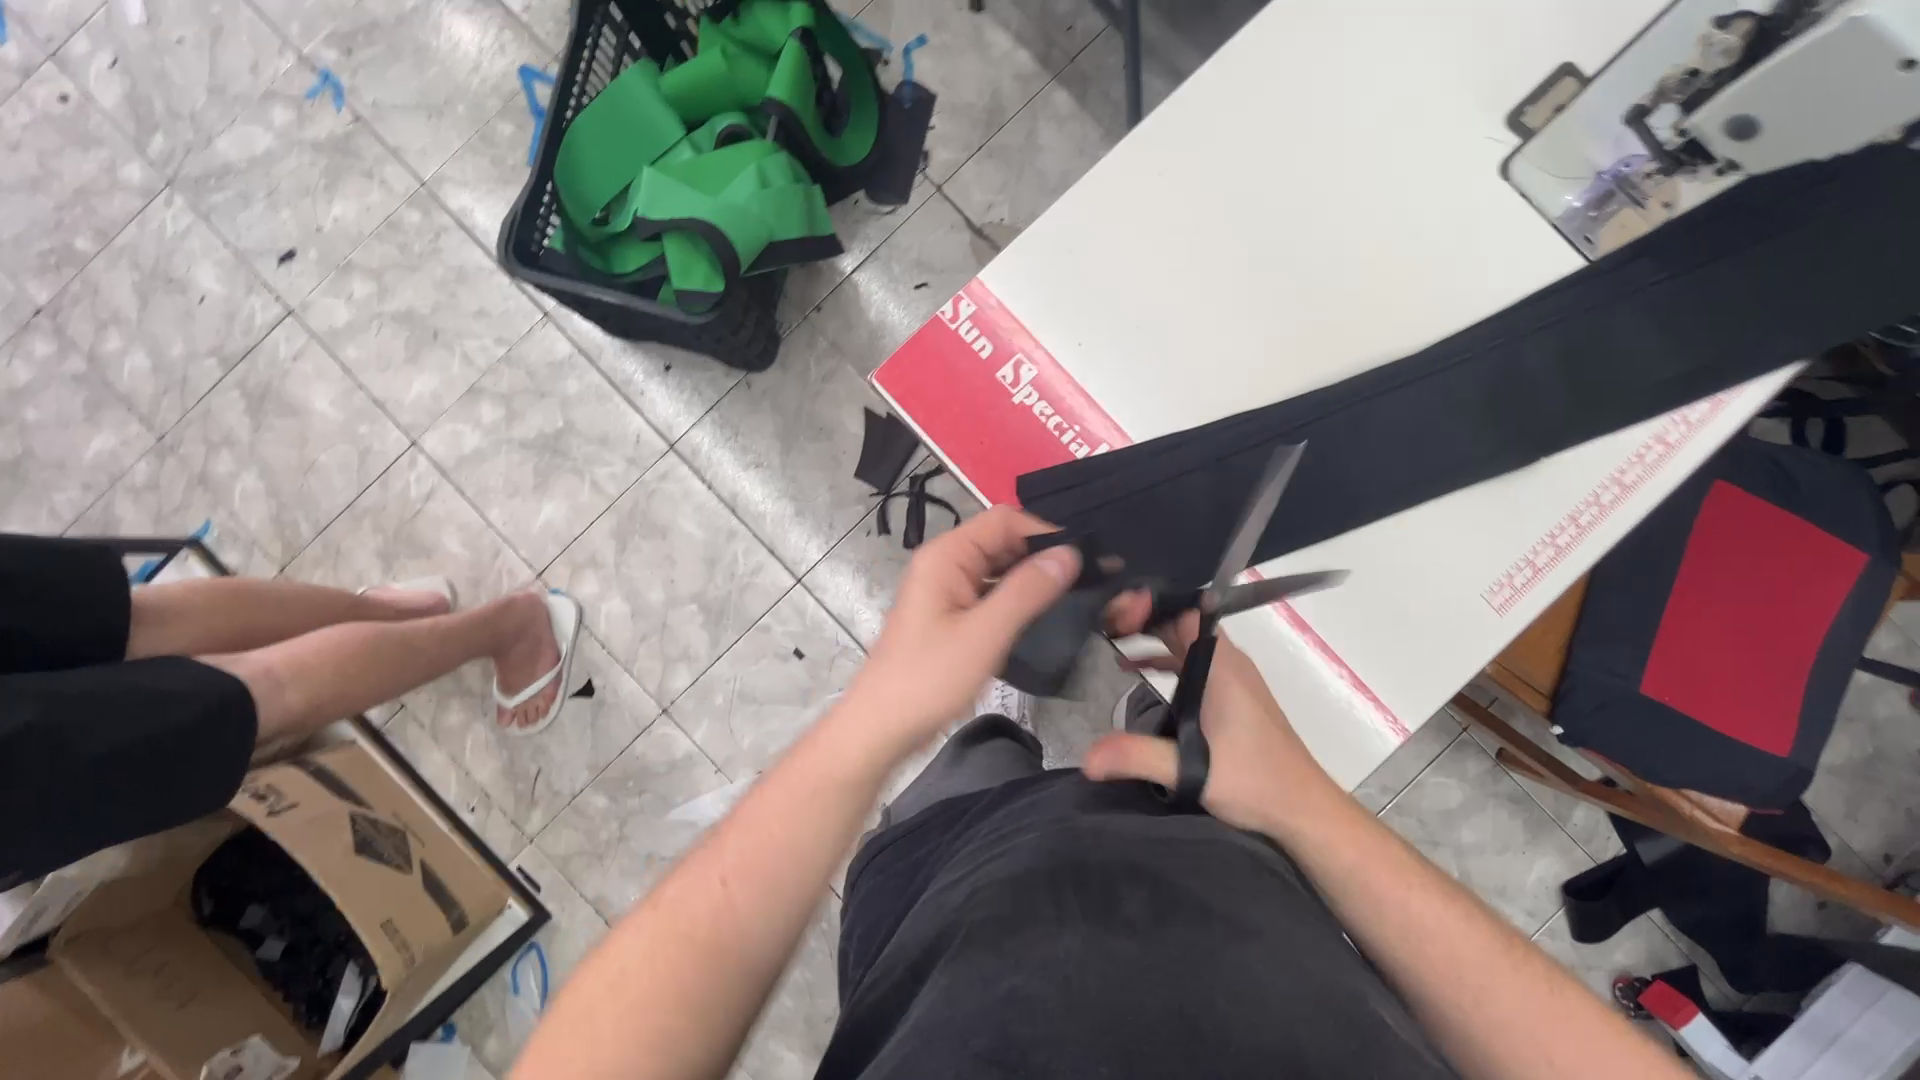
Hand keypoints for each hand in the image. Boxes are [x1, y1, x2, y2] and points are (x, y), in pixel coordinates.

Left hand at [842, 506, 1080, 759]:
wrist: (881, 727)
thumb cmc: (928, 679)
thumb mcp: (985, 633)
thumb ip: (1027, 591)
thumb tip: (1069, 554)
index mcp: (946, 556)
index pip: (1003, 520)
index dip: (1044, 532)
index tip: (1083, 558)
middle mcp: (944, 564)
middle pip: (1001, 542)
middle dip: (1041, 556)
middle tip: (1087, 581)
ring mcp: (945, 591)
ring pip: (997, 570)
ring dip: (1030, 580)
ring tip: (1073, 598)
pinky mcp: (949, 618)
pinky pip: (988, 595)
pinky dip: (1014, 601)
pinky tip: (1041, 619)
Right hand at [1081, 606, 1338, 831]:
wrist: (1304, 808)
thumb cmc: (1254, 781)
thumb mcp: (1190, 770)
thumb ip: (1138, 757)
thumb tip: (1087, 758)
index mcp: (1220, 666)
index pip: (1183, 614)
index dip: (1148, 607)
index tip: (1112, 613)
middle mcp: (1229, 663)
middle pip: (1183, 625)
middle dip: (1144, 620)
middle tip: (1100, 624)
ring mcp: (1235, 678)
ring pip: (1189, 644)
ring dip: (1155, 641)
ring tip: (1112, 644)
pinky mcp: (1236, 695)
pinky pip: (1196, 662)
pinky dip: (1169, 661)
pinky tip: (1140, 674)